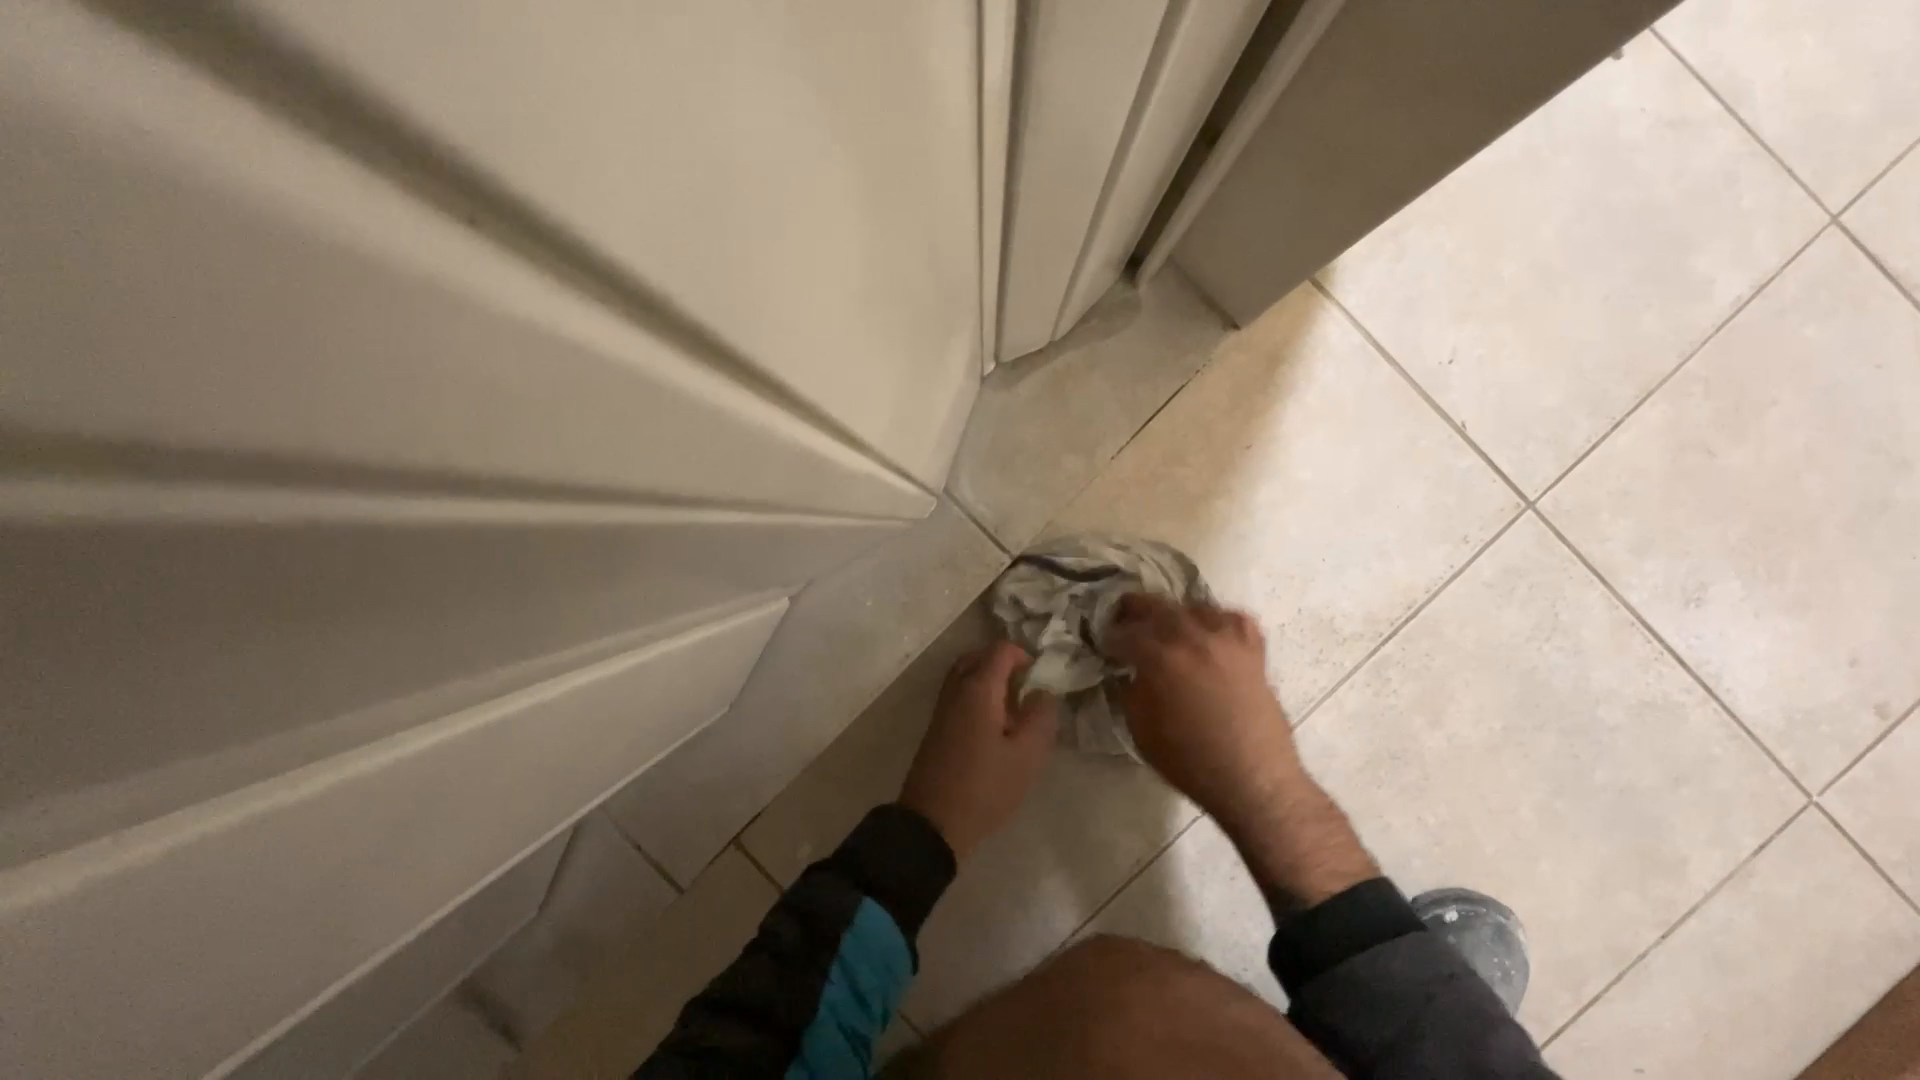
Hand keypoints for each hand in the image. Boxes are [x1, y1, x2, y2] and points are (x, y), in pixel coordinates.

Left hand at [900, 642, 1058, 859]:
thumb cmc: (985, 787)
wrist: (933, 822)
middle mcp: (956, 690)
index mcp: (978, 689)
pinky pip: (959, 696)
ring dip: (989, 682)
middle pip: (978, 657)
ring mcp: (942, 709)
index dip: (1025, 656)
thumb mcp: (1028, 755)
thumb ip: (1040, 717)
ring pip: (965, 676)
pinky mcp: (937, 728)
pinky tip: (994, 728)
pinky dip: (977, 698)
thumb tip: (1041, 692)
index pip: (1000, 650)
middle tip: (1026, 690)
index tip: (1041, 681)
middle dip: (1004, 665)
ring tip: (1013, 710)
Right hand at [1107, 595, 1377, 909]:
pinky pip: (1232, 619)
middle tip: (1124, 622)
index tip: (1104, 645)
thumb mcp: (1140, 728)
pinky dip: (1216, 621)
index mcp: (1160, 657)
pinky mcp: (1253, 650)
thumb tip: (1129, 671)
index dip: (1109, 638)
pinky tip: (1208, 633)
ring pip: (1194, 607)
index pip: (1124, 634)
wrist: (1251, 779)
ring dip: (1174, 614)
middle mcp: (1193, 637)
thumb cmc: (1189, 761)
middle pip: (1156, 606)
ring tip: (1166, 628)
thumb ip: (1130, 690)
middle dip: (1134, 612)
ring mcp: (1227, 640)